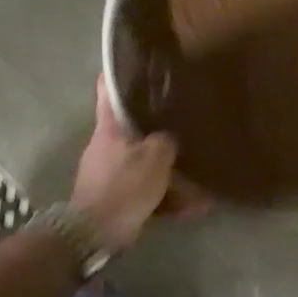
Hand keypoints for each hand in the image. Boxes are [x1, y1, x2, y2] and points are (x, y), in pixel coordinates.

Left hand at [70, 78, 209, 250]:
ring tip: (201, 179)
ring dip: (170, 170)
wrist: (96, 233)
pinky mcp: (116, 196)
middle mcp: (107, 145)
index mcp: (110, 127)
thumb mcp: (155, 158)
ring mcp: (110, 171)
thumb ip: (166, 141)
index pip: (108, 89)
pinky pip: (147, 190)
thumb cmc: (124, 186)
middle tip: (185, 121)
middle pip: (134, 128)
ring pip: (146, 162)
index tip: (139, 63)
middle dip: (160, 128)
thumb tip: (170, 137)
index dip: (120, 73)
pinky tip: (193, 207)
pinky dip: (168, 197)